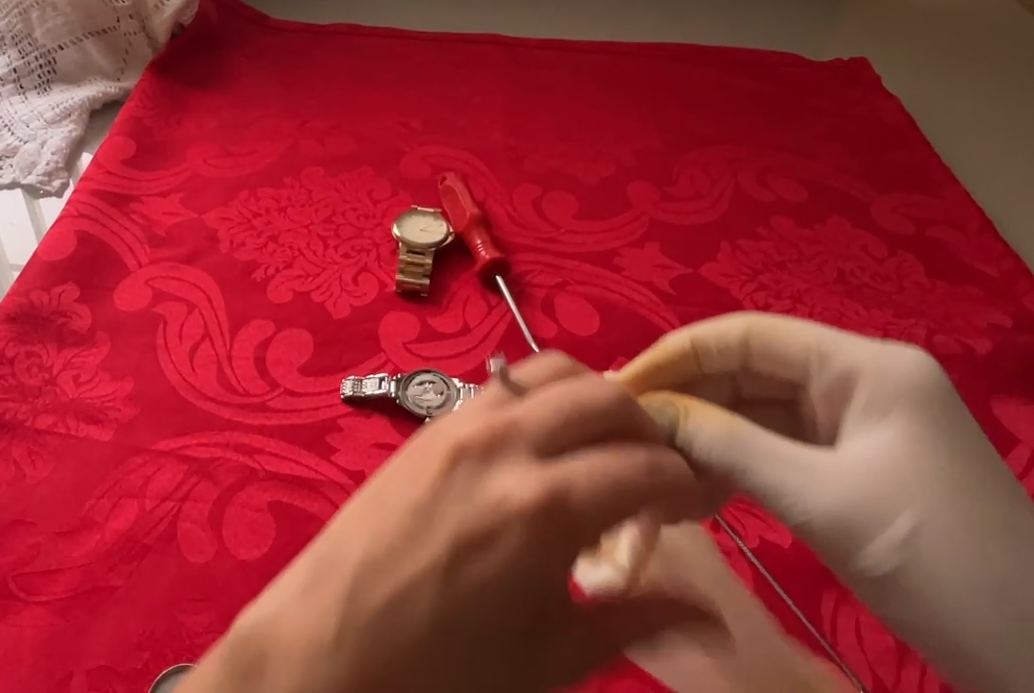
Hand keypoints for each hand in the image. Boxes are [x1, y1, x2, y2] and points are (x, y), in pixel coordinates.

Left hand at [181, 352, 713, 692]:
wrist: (324, 644)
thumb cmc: (440, 670)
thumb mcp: (548, 656)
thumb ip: (631, 619)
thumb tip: (709, 616)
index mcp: (544, 506)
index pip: (646, 466)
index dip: (686, 483)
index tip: (696, 503)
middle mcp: (506, 442)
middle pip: (606, 396)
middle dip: (649, 427)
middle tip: (657, 472)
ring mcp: (461, 422)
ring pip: (552, 371)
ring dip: (594, 397)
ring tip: (604, 445)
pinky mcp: (430, 422)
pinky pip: (503, 383)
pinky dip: (542, 395)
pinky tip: (545, 441)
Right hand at [612, 312, 1033, 692]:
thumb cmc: (935, 564)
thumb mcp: (818, 499)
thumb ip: (725, 442)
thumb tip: (646, 409)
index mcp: (868, 365)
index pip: (748, 334)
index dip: (677, 354)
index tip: (619, 386)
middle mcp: (865, 380)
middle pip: (751, 370)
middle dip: (688, 398)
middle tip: (626, 430)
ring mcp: (865, 425)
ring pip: (761, 412)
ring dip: (707, 436)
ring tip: (652, 465)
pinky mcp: (862, 466)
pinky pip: (782, 448)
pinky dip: (737, 465)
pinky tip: (695, 489)